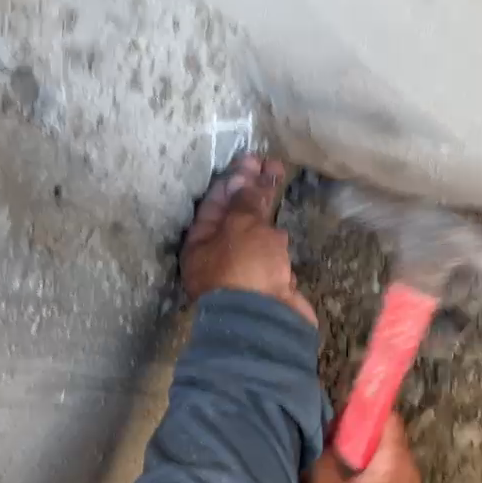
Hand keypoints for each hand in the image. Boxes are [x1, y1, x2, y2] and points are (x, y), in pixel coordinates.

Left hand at [180, 155, 316, 324]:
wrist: (267, 324)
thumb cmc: (245, 269)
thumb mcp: (243, 226)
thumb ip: (247, 200)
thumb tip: (246, 178)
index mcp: (199, 243)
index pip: (216, 200)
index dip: (235, 177)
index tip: (255, 158)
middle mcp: (216, 257)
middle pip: (234, 216)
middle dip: (252, 189)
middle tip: (273, 165)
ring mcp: (242, 272)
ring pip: (253, 235)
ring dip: (264, 212)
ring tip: (279, 188)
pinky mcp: (266, 285)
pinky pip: (268, 256)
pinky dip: (274, 241)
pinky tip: (282, 232)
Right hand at [299, 413, 420, 482]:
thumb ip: (322, 458)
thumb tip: (317, 429)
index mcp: (396, 466)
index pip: (382, 413)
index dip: (354, 403)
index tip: (321, 404)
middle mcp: (398, 478)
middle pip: (365, 438)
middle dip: (334, 434)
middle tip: (301, 433)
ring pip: (355, 464)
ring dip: (330, 461)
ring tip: (299, 458)